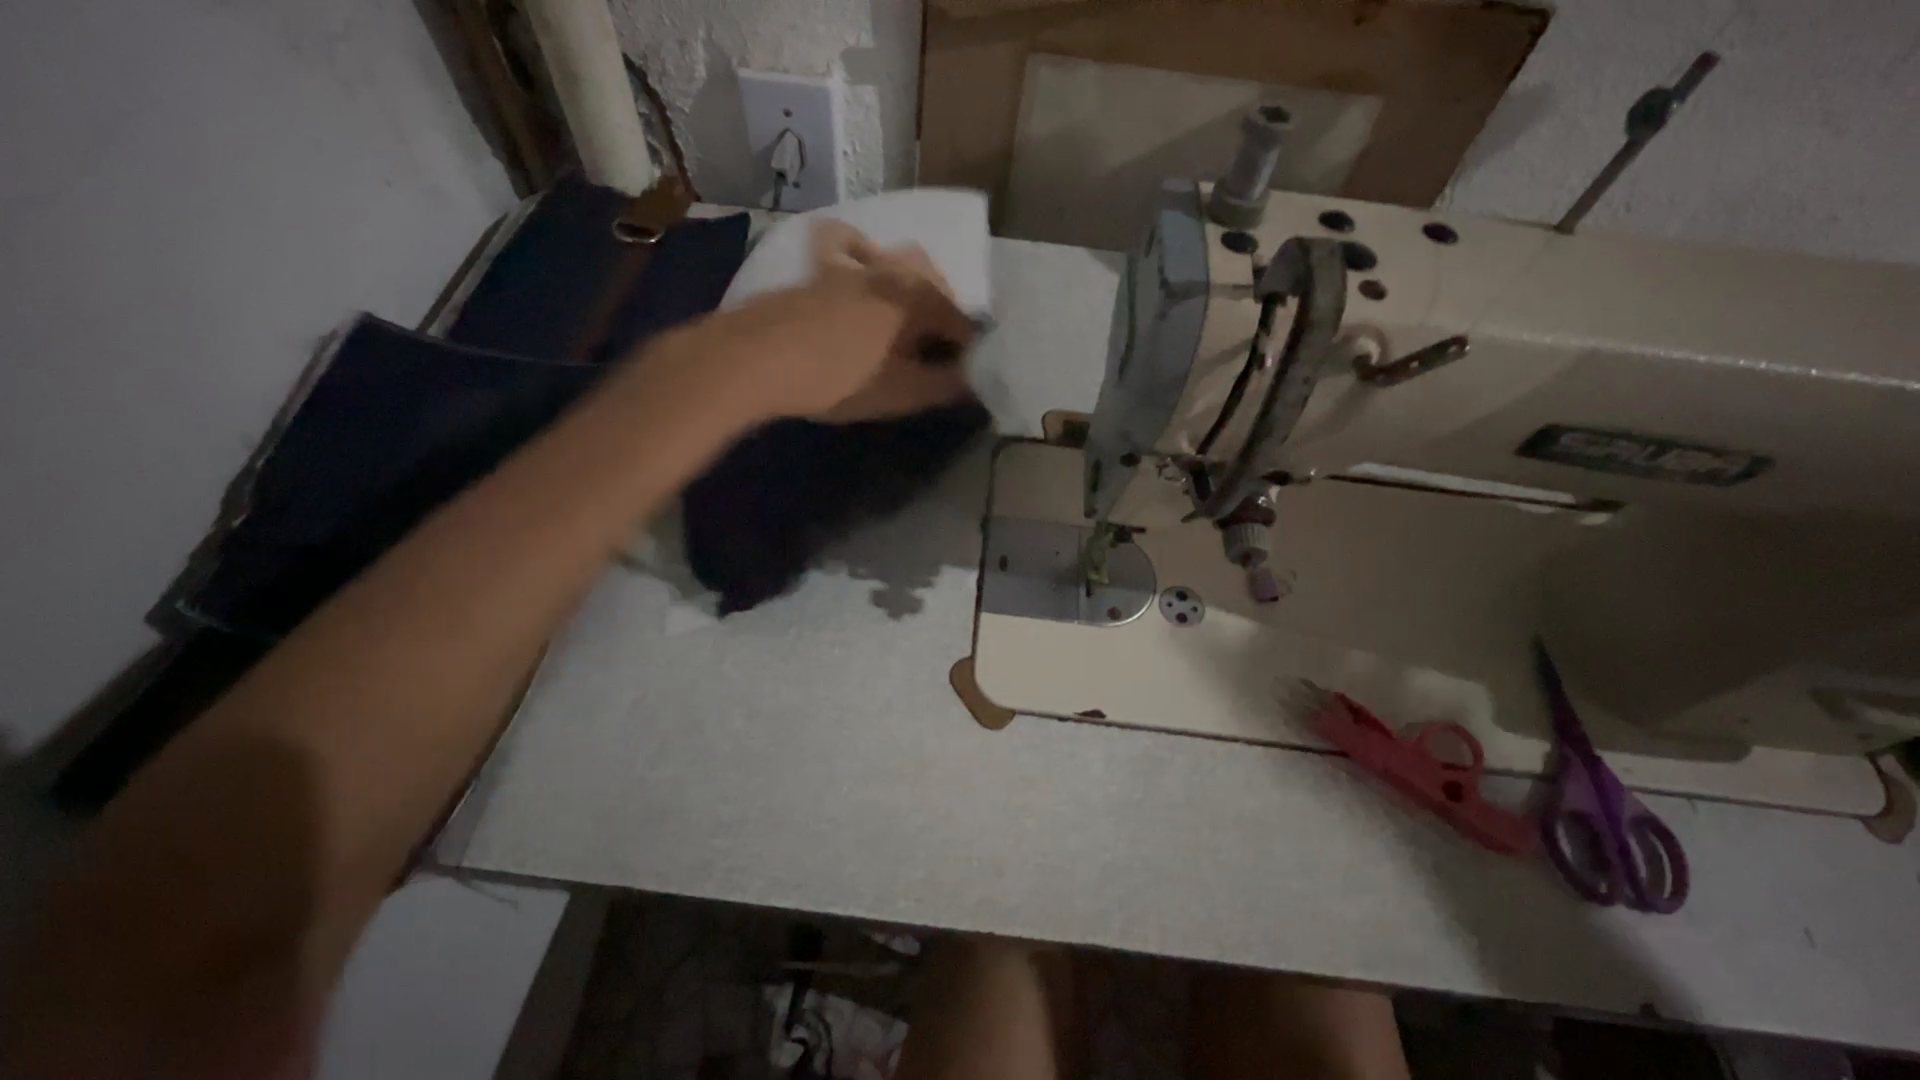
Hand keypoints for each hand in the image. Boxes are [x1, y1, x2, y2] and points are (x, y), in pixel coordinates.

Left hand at [681, 219, 980, 423]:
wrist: (756, 359)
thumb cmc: (838, 378)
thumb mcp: (900, 393)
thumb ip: (943, 385)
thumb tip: (972, 381)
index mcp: (922, 297)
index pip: (962, 323)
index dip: (967, 353)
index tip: (962, 379)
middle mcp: (894, 269)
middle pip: (935, 285)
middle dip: (943, 315)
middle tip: (934, 354)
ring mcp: (854, 263)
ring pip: (896, 258)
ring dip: (909, 281)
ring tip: (902, 318)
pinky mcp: (816, 267)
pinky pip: (846, 245)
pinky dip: (859, 252)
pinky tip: (856, 269)